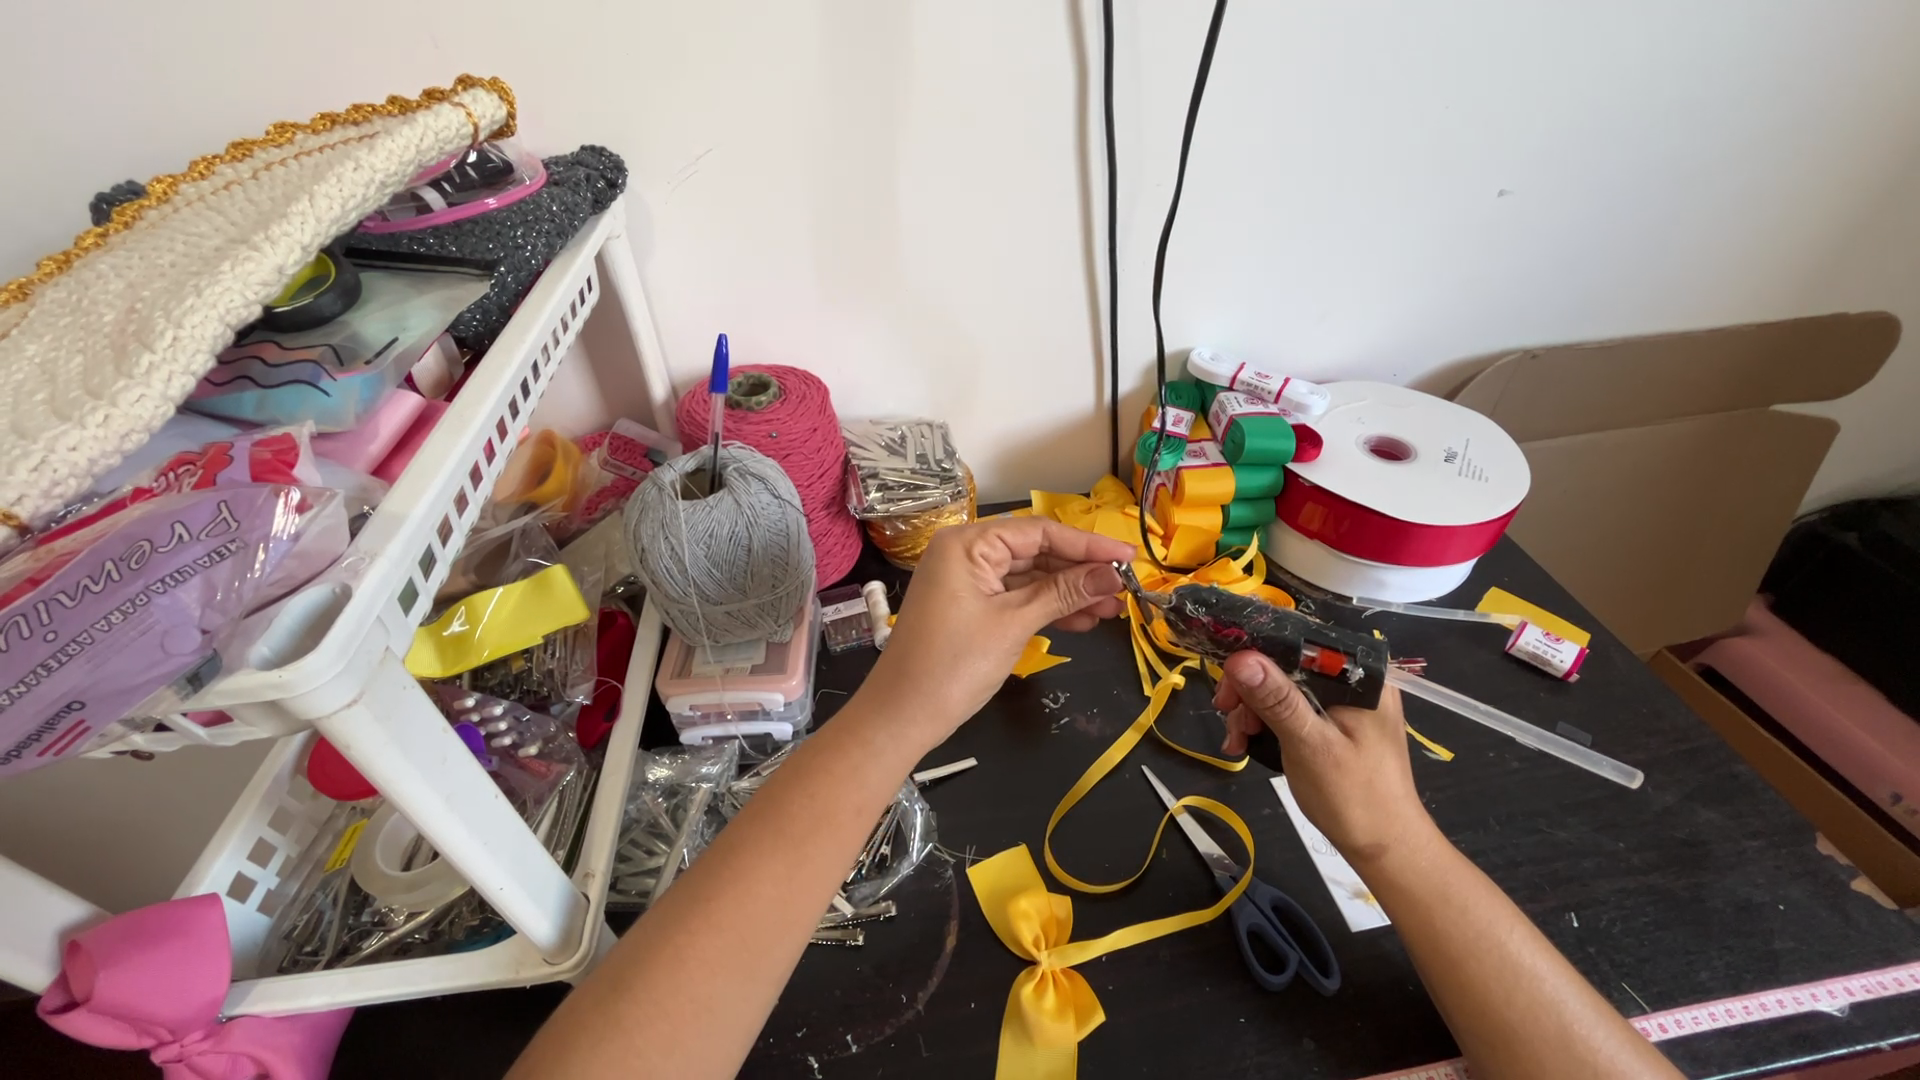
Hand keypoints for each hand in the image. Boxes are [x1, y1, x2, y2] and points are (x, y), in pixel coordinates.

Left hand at [859, 517, 1133, 740]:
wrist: (902, 716)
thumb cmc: (954, 664)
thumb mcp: (1014, 624)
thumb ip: (1064, 593)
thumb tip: (1113, 575)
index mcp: (968, 543)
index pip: (1039, 531)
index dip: (1088, 544)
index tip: (1129, 558)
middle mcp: (966, 553)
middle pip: (1036, 552)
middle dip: (1080, 572)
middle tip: (1125, 589)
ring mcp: (968, 582)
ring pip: (1030, 578)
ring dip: (1069, 594)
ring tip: (1112, 611)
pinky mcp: (972, 608)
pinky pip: (1017, 598)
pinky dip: (1048, 609)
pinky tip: (1083, 622)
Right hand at [1214, 652, 1437, 869]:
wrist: (1384, 848)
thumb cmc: (1354, 797)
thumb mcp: (1309, 745)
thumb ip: (1277, 699)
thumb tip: (1241, 658)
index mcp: (1361, 677)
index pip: (1300, 643)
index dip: (1256, 654)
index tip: (1227, 681)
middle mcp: (1354, 681)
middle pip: (1286, 665)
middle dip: (1249, 689)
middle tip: (1227, 715)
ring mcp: (1343, 703)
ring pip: (1281, 687)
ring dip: (1251, 709)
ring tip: (1237, 739)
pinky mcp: (1333, 722)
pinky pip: (1289, 708)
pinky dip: (1264, 722)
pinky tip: (1246, 741)